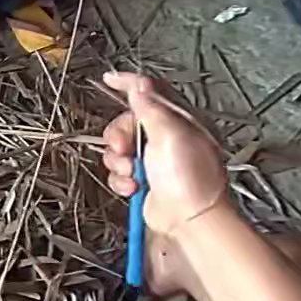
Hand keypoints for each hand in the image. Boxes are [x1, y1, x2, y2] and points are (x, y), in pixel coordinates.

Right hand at [101, 71, 230, 234]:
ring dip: (118, 162)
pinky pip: (119, 171)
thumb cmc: (190, 181)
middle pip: (128, 122)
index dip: (129, 83)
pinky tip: (132, 186)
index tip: (109, 79)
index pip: (152, 92)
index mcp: (180, 121)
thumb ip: (151, 108)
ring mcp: (155, 160)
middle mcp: (168, 138)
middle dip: (119, 135)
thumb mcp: (170, 135)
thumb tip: (139, 85)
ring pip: (119, 148)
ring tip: (131, 173)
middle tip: (124, 148)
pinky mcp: (144, 179)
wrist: (189, 221)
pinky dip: (120, 179)